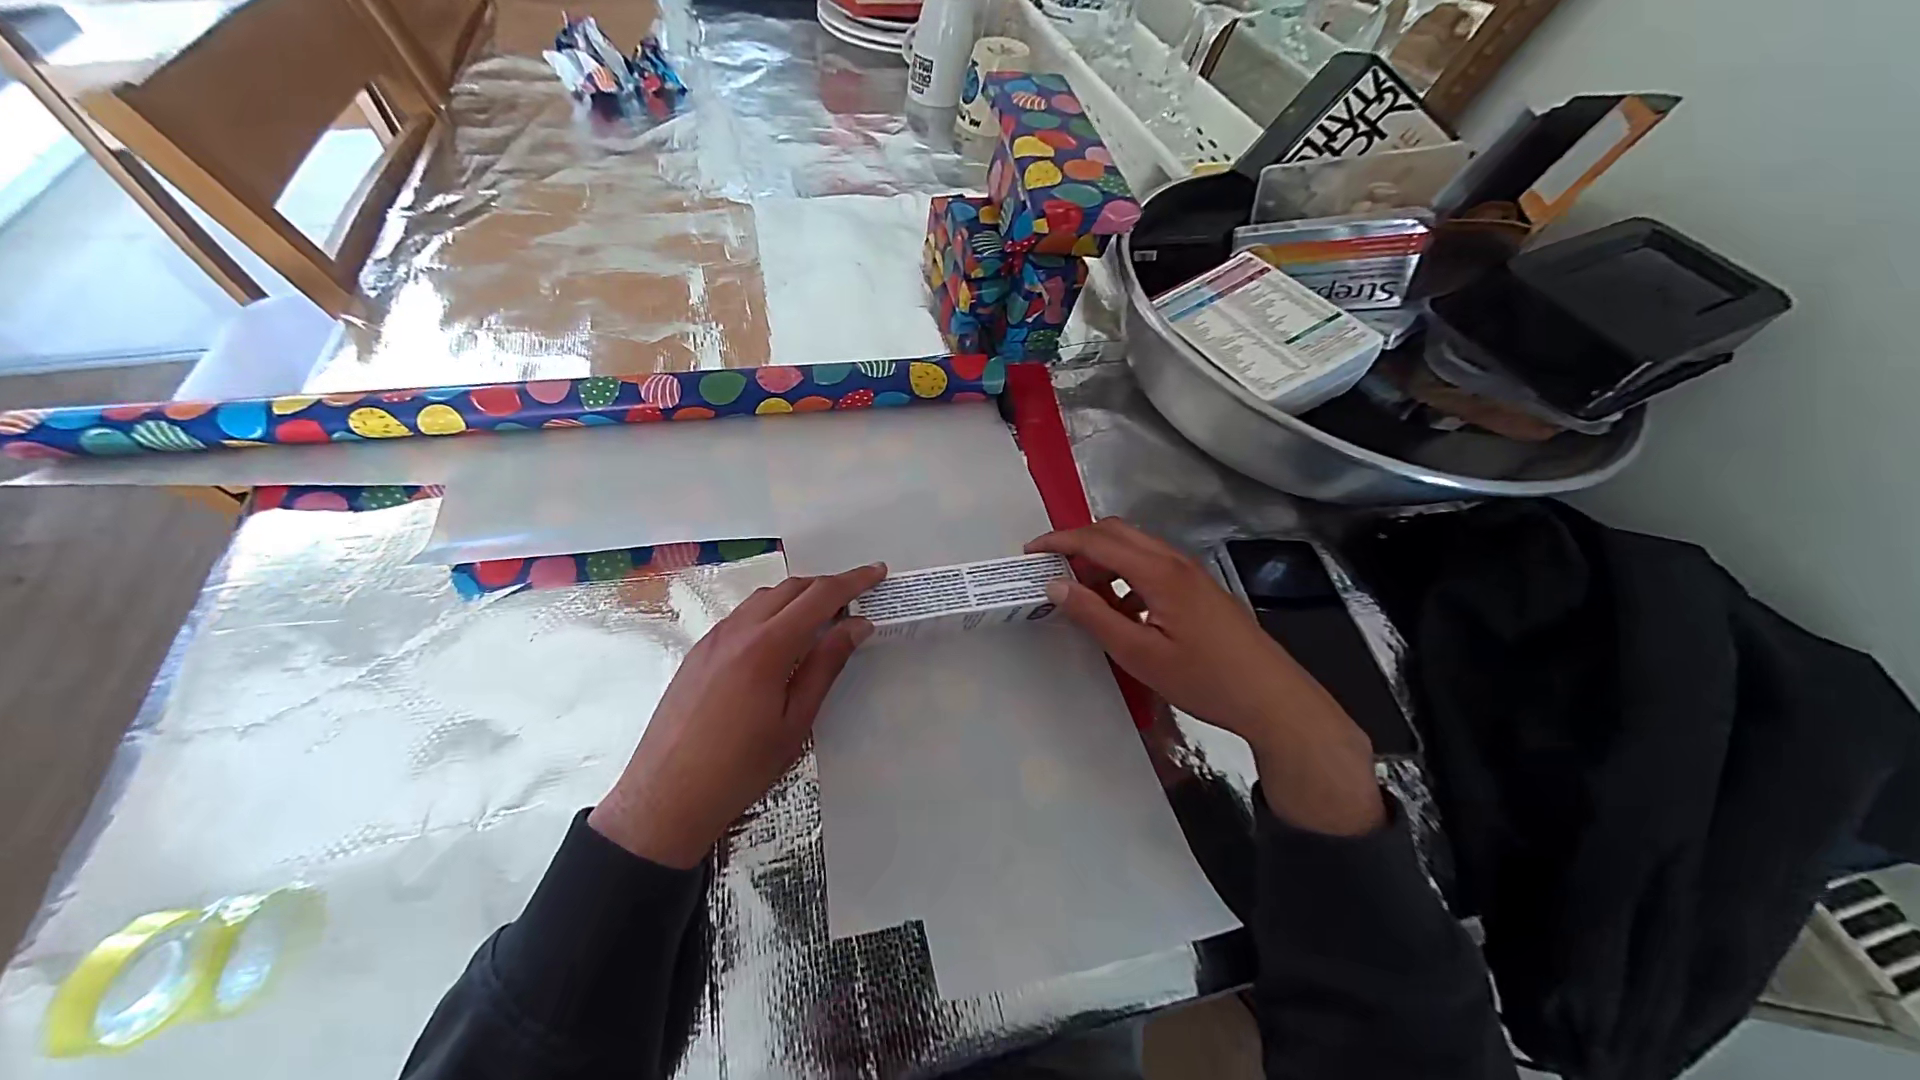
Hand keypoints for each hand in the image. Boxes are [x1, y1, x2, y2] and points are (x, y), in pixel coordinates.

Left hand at [588, 564, 885, 867]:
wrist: (665, 798)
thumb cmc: (740, 768)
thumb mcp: (796, 720)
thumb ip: (826, 665)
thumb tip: (856, 626)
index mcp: (766, 647)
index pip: (819, 597)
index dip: (853, 581)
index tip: (877, 572)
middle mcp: (737, 631)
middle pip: (791, 588)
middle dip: (828, 586)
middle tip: (857, 600)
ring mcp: (713, 639)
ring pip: (764, 598)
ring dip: (798, 597)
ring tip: (823, 618)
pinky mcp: (699, 652)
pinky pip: (742, 615)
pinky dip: (771, 611)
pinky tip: (782, 638)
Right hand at [1028, 519, 1383, 835]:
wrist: (1273, 698)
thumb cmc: (1204, 679)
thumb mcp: (1139, 654)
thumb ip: (1094, 616)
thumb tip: (1055, 586)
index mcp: (1159, 572)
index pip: (1098, 541)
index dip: (1060, 541)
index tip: (1030, 551)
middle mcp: (1175, 562)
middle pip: (1117, 533)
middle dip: (1079, 544)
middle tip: (1051, 569)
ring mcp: (1191, 573)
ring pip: (1135, 549)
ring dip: (1102, 561)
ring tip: (1080, 594)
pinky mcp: (1199, 588)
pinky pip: (1151, 567)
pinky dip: (1125, 577)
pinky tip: (1120, 611)